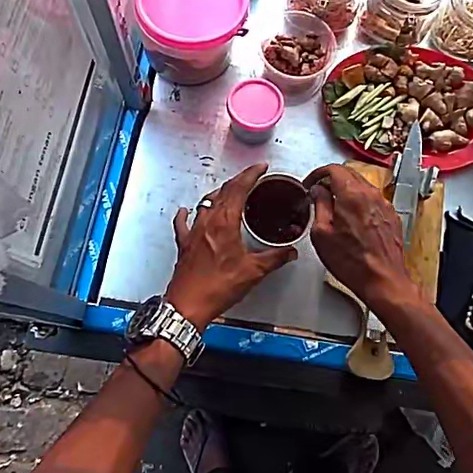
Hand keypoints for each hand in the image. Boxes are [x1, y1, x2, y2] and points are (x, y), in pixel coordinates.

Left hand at [165, 163, 296, 328]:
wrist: (188, 304)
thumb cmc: (216, 287)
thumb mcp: (253, 272)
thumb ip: (274, 258)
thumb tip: (289, 252)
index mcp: (225, 223)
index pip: (239, 189)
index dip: (250, 175)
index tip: (260, 168)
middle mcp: (207, 222)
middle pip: (222, 192)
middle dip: (238, 182)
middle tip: (250, 178)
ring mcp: (193, 231)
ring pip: (205, 204)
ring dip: (218, 195)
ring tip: (228, 193)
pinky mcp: (185, 244)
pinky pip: (184, 223)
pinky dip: (187, 214)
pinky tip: (186, 211)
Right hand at [304, 163, 420, 312]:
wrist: (382, 280)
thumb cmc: (352, 262)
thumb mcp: (322, 233)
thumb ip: (319, 205)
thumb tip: (317, 191)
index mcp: (351, 196)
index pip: (334, 169)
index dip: (318, 173)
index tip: (311, 183)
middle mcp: (371, 196)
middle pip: (349, 174)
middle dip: (331, 179)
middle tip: (318, 192)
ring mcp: (384, 205)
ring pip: (362, 186)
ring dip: (345, 190)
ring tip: (333, 206)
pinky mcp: (391, 216)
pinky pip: (372, 200)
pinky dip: (359, 201)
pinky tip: (350, 218)